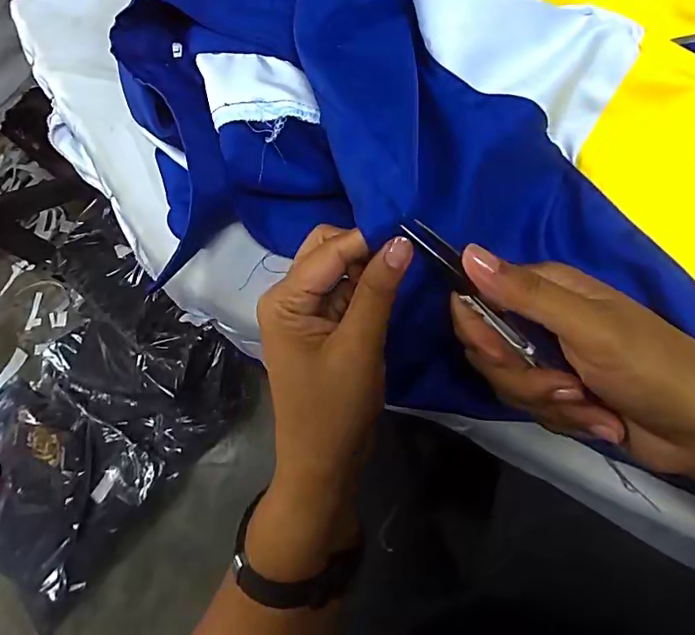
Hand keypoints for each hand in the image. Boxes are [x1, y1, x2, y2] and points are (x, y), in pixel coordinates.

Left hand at [256, 226, 412, 502]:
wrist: (323, 466)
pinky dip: (364, 283)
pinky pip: (341, 287)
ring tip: (404, 264)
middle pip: (326, 248)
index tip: (410, 229)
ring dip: (366, 264)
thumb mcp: (360, 347)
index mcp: (285, 298)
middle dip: (364, 247)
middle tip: (406, 253)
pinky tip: (390, 283)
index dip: (367, 237)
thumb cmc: (335, 411)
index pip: (328, 249)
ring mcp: (302, 308)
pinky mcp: (318, 321)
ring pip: (336, 265)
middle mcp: (287, 294)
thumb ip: (378, 291)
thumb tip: (401, 240)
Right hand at [450, 245, 694, 476]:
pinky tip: (604, 422)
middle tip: (565, 386)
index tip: (498, 352)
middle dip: (520, 377)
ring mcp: (551, 358)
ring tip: (594, 407)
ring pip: (508, 382)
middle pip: (487, 346)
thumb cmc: (654, 367)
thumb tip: (467, 252)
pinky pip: (533, 407)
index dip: (477, 326)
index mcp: (545, 288)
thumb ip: (525, 293)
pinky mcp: (562, 395)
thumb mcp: (587, 326)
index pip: (478, 296)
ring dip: (549, 403)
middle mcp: (541, 318)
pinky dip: (567, 420)